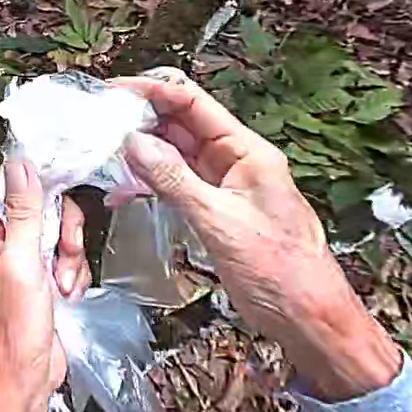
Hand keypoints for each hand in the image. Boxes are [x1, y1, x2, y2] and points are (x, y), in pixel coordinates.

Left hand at [0, 158, 90, 411]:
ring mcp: (22, 259)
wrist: (25, 384)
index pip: (9, 184)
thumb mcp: (21, 264)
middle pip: (41, 205)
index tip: (64, 181)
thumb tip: (21, 163)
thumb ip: (24, 212)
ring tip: (62, 285)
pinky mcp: (41, 276)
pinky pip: (66, 256)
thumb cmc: (14, 330)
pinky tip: (66, 295)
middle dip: (61, 230)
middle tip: (62, 255)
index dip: (38, 179)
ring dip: (69, 256)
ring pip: (58, 231)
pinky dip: (72, 273)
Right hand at [113, 72, 400, 400]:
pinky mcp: (214, 209)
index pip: (194, 103)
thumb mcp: (220, 221)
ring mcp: (223, 185)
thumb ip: (174, 179)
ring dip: (142, 151)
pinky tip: (125, 188)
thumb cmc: (280, 270)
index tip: (116, 91)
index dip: (154, 91)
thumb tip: (133, 142)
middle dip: (142, 118)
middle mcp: (234, 160)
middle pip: (182, 124)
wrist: (310, 320)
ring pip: (176, 154)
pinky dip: (151, 182)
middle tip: (101, 121)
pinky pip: (177, 183)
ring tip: (105, 151)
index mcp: (246, 151)